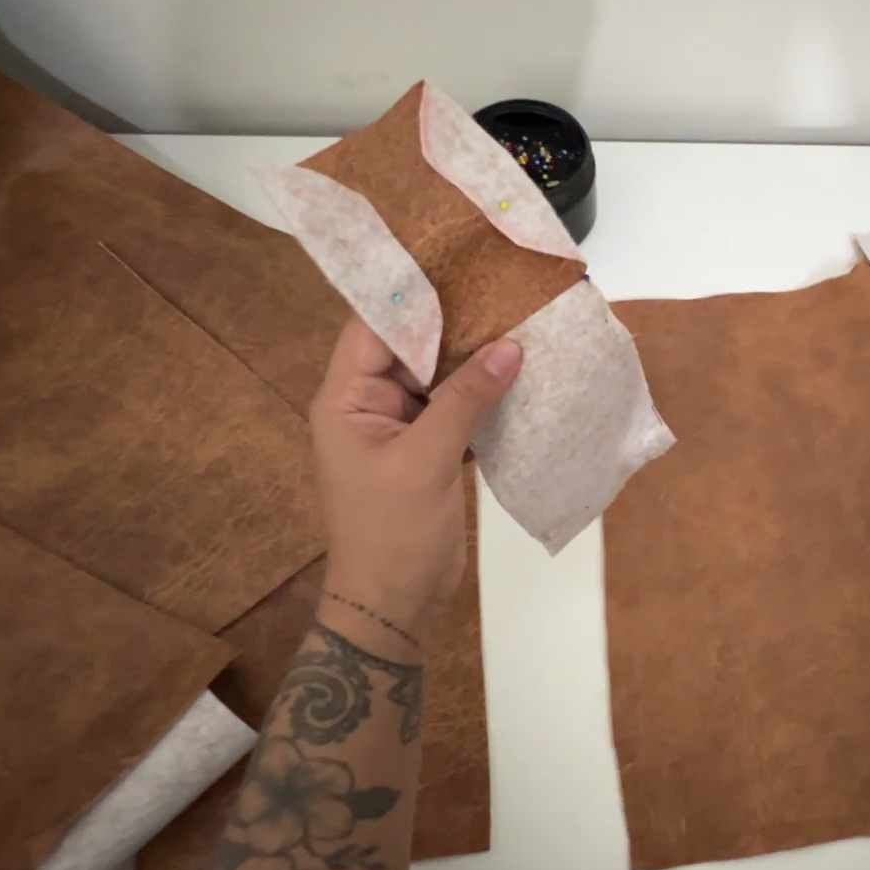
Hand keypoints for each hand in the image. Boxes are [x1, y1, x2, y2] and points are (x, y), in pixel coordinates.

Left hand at [308, 318, 521, 642]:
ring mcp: (403, 430)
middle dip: (458, 326)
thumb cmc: (393, 531)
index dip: (414, 296)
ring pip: (441, 380)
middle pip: (413, 350)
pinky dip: (486, 398)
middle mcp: (371, 405)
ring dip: (477, 362)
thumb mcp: (426, 460)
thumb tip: (511, 347)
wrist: (396, 605)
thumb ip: (466, 400)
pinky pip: (458, 411)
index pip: (375, 329)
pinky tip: (522, 380)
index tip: (461, 265)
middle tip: (507, 292)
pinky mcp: (430, 452)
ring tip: (523, 326)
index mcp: (346, 399)